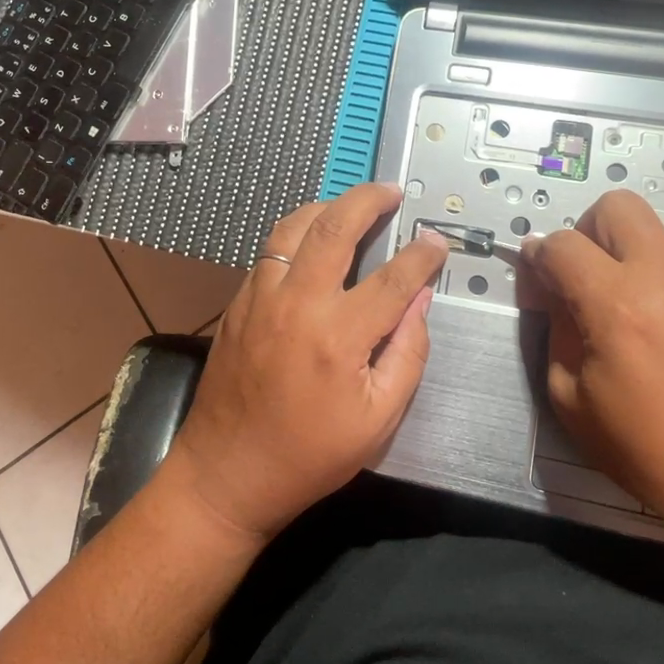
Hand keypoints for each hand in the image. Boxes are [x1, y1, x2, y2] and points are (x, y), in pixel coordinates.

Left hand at [163, 184, 448, 542]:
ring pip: (293, 228)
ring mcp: (259, 296)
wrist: (227, 472)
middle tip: (390, 191)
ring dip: (326, 208)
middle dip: (368, 199)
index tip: (437, 241)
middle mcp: (297, 302)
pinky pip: (270, 250)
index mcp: (338, 336)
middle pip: (334, 228)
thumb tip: (419, 299)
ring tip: (351, 206)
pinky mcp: (238, 302)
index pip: (393, 278)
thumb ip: (407, 353)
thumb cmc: (310, 455)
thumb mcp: (378, 420)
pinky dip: (296, 233)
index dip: (421, 255)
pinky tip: (311, 240)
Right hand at [522, 190, 663, 550]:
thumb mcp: (576, 404)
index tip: (539, 278)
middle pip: (617, 206)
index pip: (562, 244)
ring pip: (660, 237)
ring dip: (636, 261)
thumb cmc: (660, 456)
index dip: (539, 256)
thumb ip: (557, 334)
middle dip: (589, 232)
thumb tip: (556, 295)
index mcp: (618, 303)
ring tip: (644, 321)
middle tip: (590, 280)